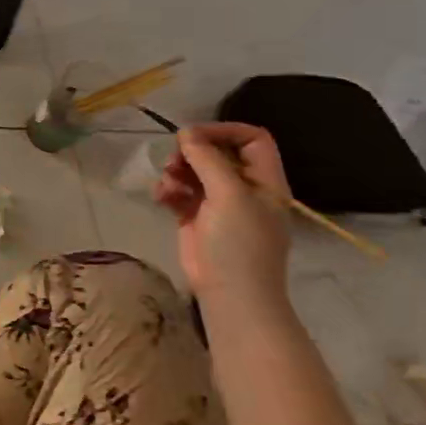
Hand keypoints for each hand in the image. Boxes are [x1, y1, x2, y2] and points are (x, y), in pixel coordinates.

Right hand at [153, 122, 292, 303]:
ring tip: (166, 183)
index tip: (194, 135)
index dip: (224, 131)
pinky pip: (180, 194)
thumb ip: (207, 160)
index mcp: (264, 180)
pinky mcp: (196, 219)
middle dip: (193, 152)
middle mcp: (243, 188)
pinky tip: (161, 197)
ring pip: (195, 172)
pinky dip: (169, 191)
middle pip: (218, 154)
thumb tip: (186, 133)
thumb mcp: (229, 194)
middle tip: (173, 160)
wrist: (230, 293)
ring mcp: (219, 204)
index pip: (251, 139)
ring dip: (177, 172)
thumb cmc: (239, 242)